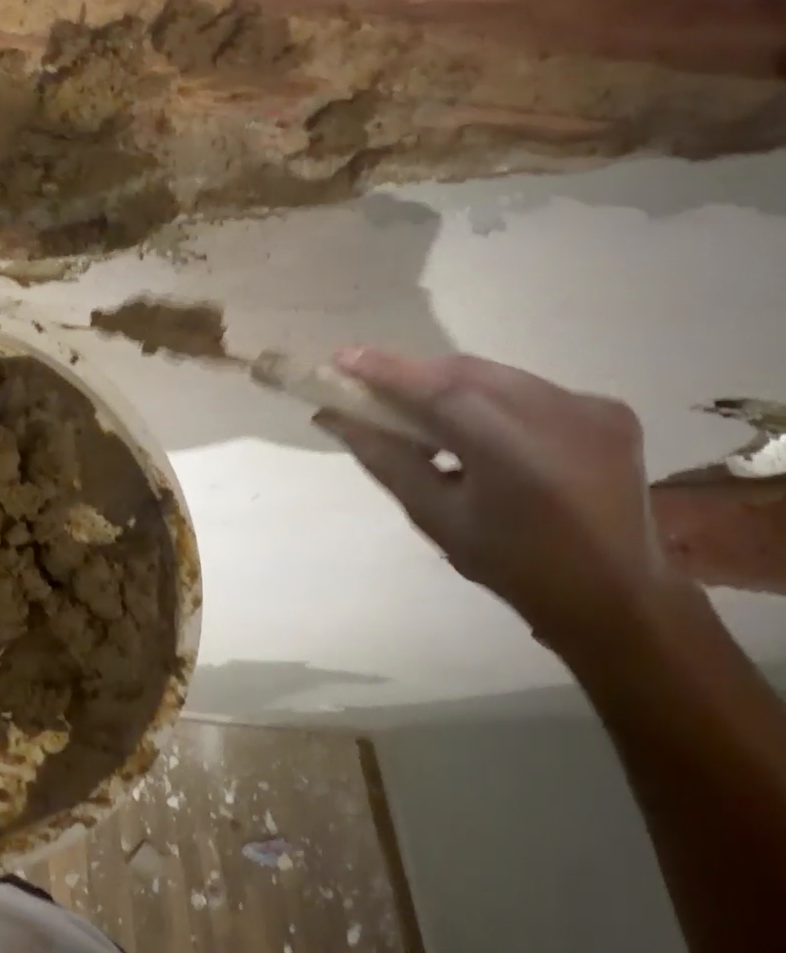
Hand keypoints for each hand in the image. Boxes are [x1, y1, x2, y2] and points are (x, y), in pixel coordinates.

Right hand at [315, 348, 682, 652]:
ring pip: (498, 376)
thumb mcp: (434, 516)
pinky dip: (486, 396)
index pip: (441, 390)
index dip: (387, 370)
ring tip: (411, 406)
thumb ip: (385, 459)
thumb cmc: (512, 563)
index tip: (340, 359)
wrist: (616, 593)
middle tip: (365, 382)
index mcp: (518, 452)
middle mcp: (563, 416)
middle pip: (470, 373)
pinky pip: (528, 389)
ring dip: (447, 384)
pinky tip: (468, 423)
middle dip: (413, 373)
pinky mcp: (608, 411)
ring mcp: (592, 409)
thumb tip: (336, 418)